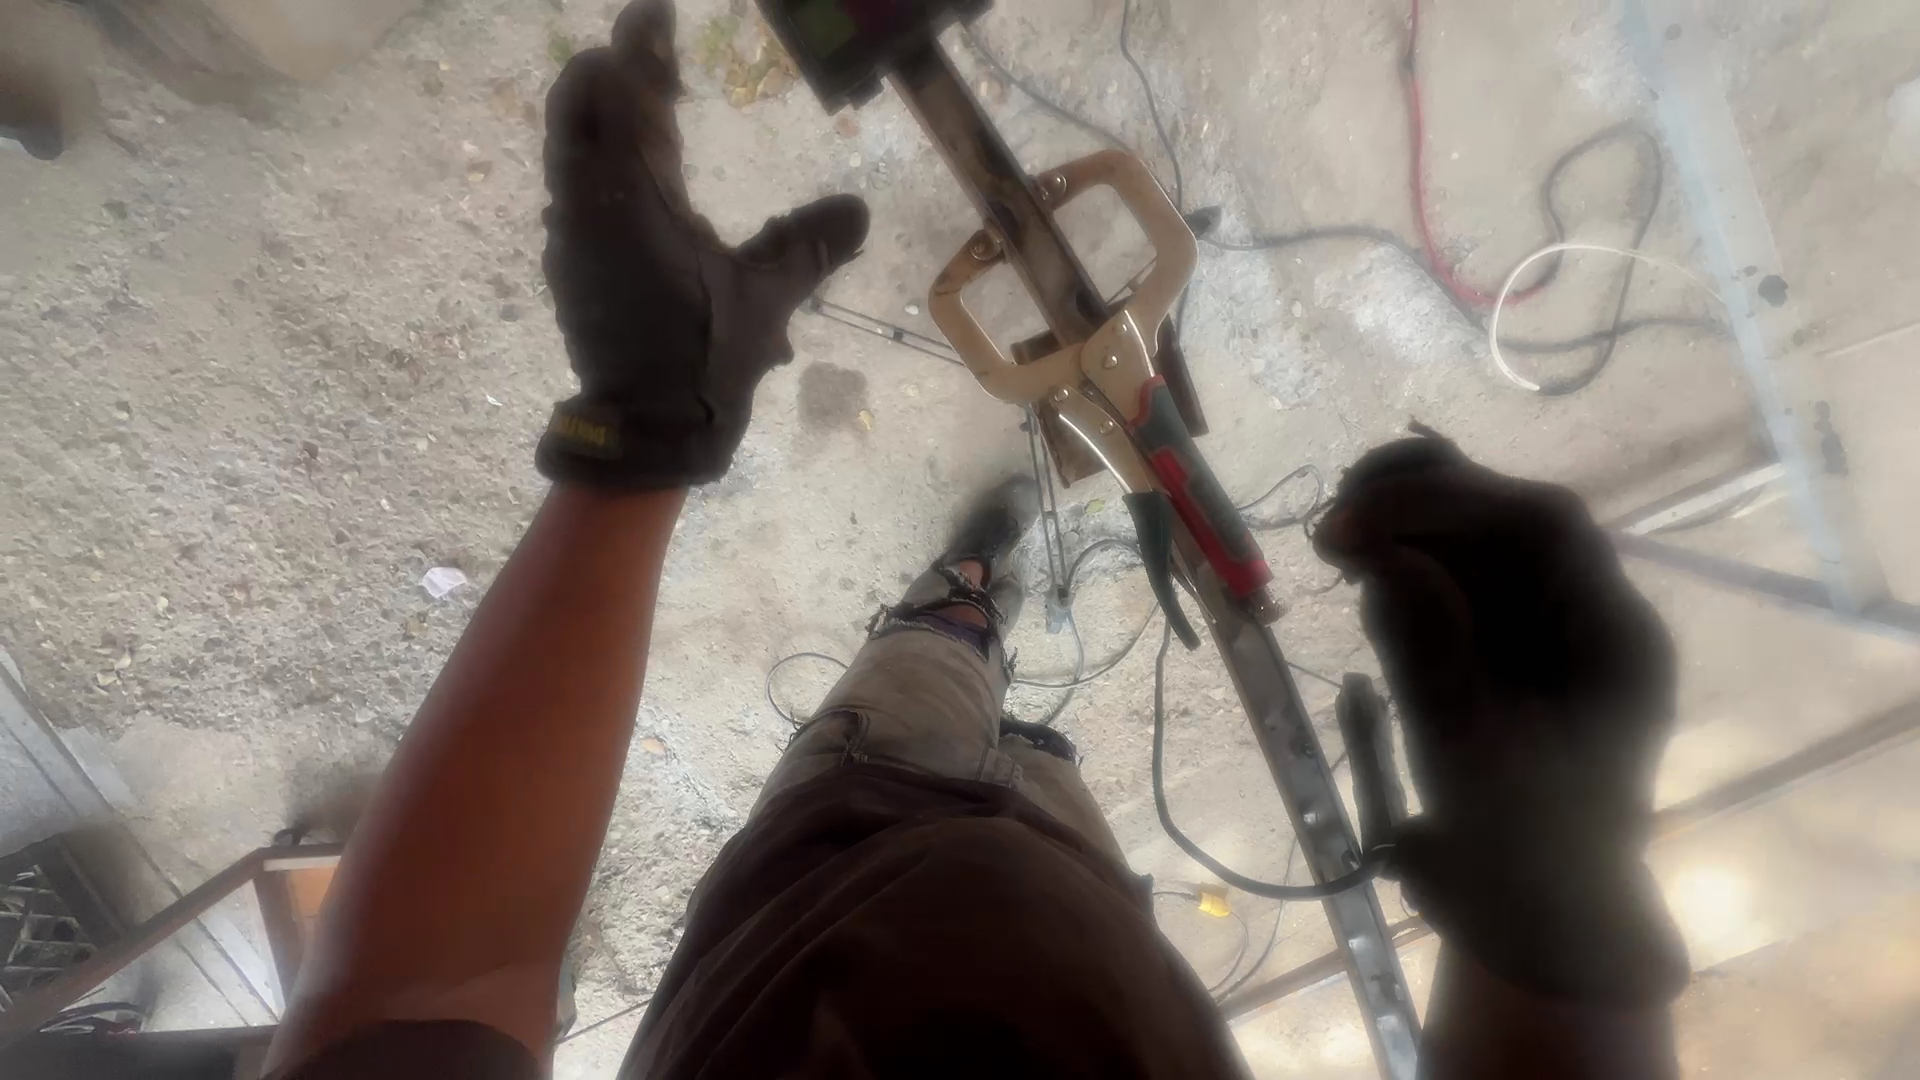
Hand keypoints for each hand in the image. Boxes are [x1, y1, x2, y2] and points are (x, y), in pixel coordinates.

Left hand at [536, 0, 868, 489]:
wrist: (650, 427)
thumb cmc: (706, 359)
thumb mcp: (767, 300)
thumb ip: (808, 247)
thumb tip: (859, 208)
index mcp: (632, 200)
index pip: (625, 93)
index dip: (641, 47)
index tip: (656, 15)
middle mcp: (586, 205)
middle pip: (583, 107)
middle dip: (618, 76)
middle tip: (657, 62)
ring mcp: (569, 236)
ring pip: (573, 150)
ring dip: (608, 121)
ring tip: (655, 117)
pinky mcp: (570, 265)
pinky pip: (577, 190)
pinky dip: (605, 167)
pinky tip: (645, 190)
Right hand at [1314, 434, 1687, 1005]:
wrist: (1526, 908)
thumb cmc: (1516, 839)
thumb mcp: (1465, 744)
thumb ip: (1428, 640)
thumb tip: (1380, 548)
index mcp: (1606, 632)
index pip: (1536, 522)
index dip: (1440, 499)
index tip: (1349, 520)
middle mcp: (1574, 610)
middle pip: (1500, 513)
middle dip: (1412, 502)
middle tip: (1332, 527)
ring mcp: (1526, 623)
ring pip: (1463, 537)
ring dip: (1395, 527)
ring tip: (1336, 551)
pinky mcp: (1482, 639)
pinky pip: (1436, 577)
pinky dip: (1391, 565)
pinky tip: (1357, 577)